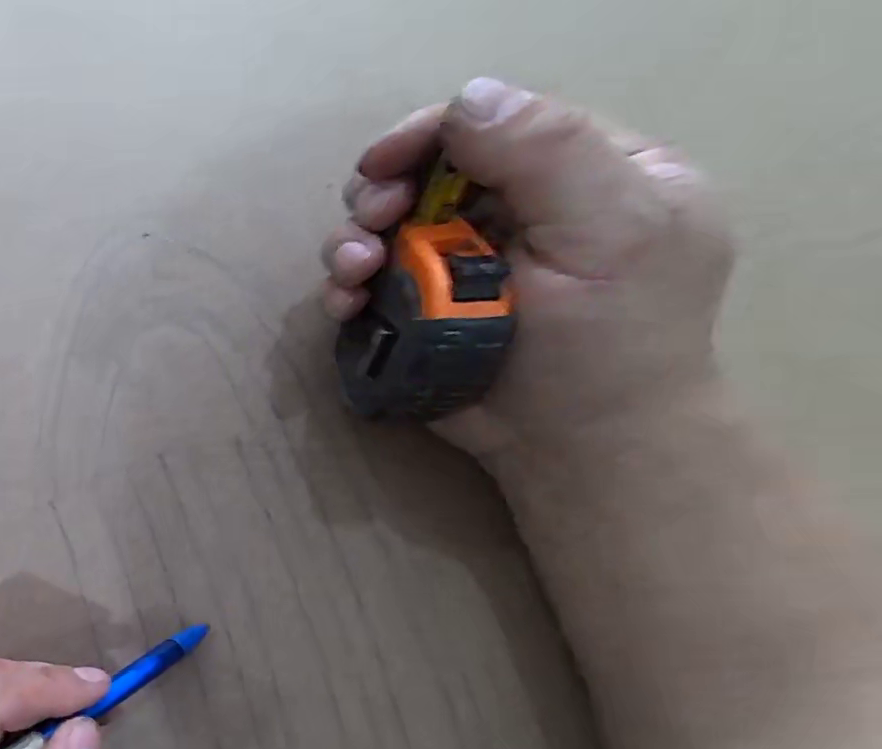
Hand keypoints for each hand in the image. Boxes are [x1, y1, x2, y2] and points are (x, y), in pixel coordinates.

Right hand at [322, 77, 736, 469]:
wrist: (572, 443)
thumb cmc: (611, 340)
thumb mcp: (612, 230)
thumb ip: (549, 155)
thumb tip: (468, 97)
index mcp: (574, 174)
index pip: (490, 128)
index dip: (427, 135)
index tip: (379, 163)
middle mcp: (504, 214)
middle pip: (419, 179)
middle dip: (379, 197)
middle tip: (370, 228)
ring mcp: (451, 269)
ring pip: (380, 234)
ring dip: (350, 247)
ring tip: (350, 277)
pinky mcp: (413, 314)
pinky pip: (364, 289)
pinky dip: (343, 292)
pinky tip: (344, 309)